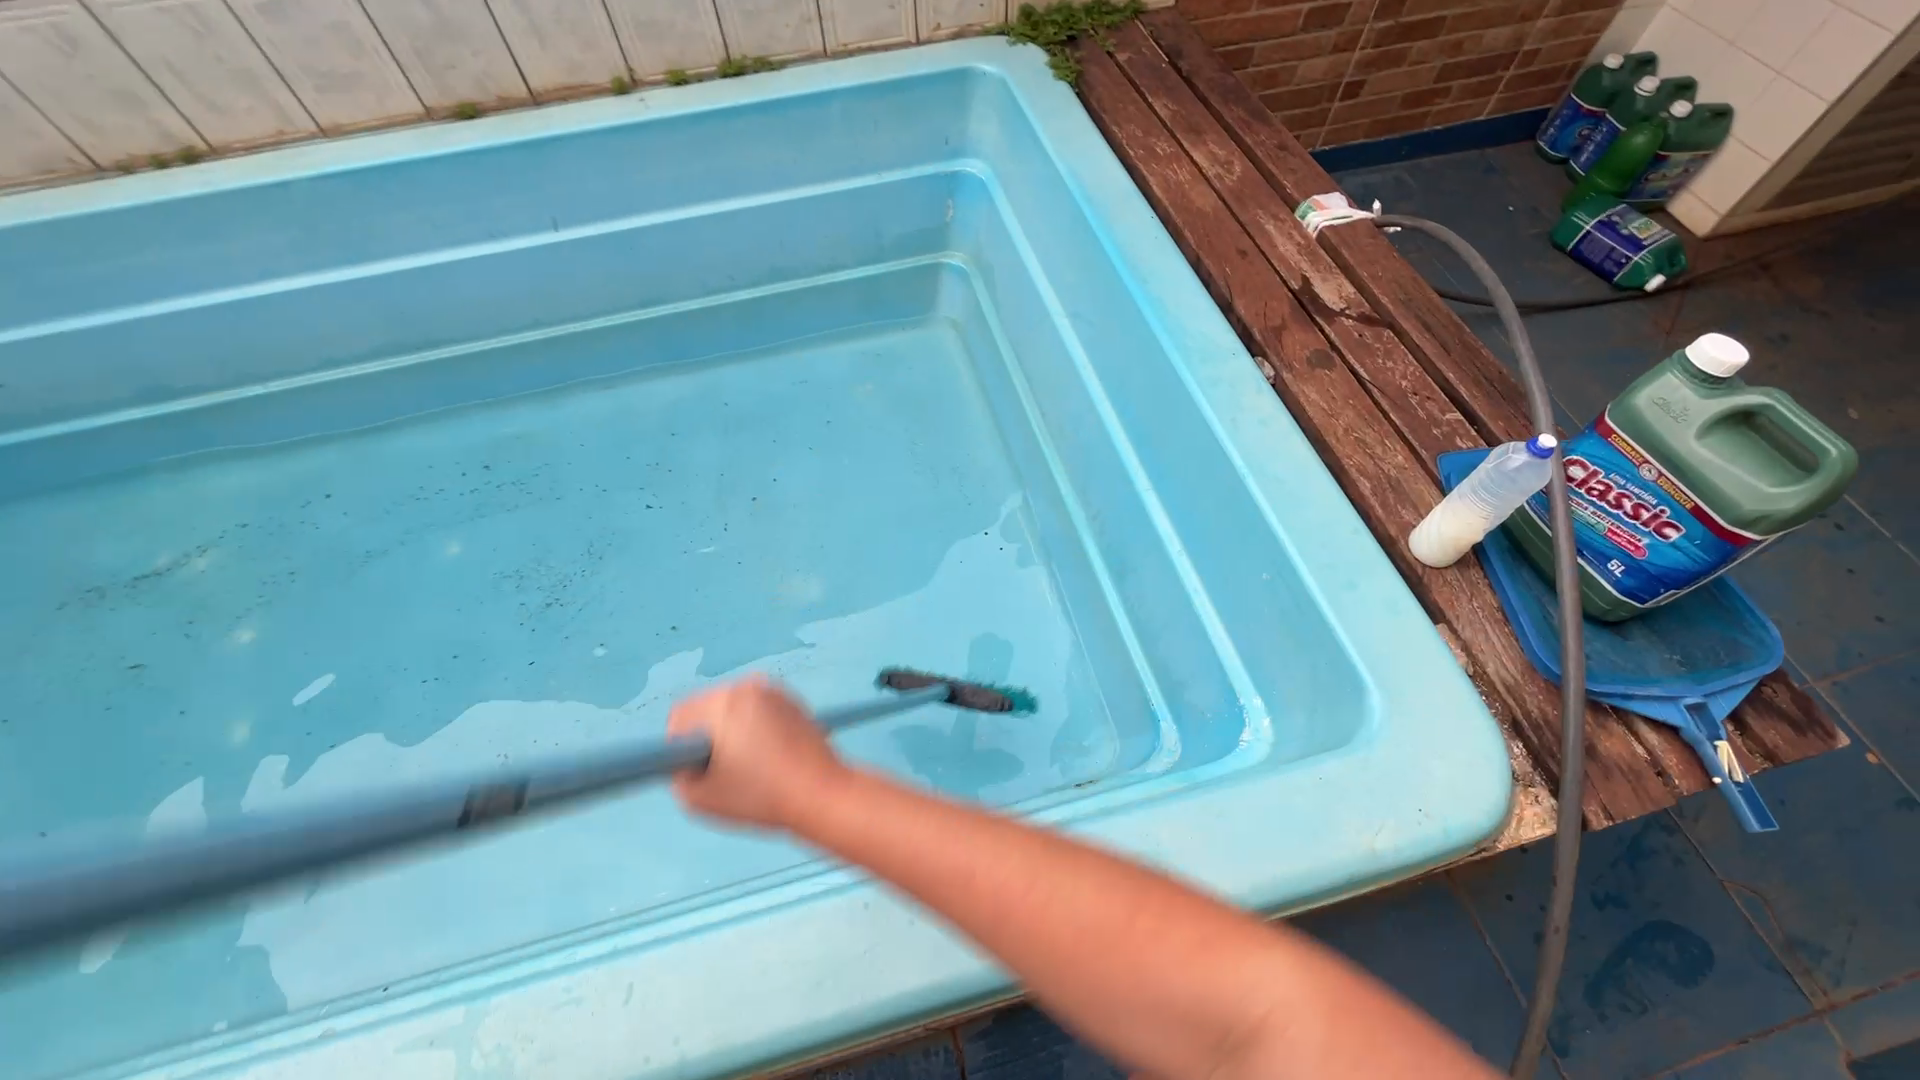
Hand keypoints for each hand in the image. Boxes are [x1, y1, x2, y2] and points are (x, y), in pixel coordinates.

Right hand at [668, 677, 846, 829]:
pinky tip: (769, 755)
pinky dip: (755, 727)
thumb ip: (678, 776)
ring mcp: (773, 689)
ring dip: (732, 730)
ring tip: (752, 765)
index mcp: (723, 703)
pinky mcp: (792, 698)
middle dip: (708, 735)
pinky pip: (757, 708)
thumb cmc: (760, 797)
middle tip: (726, 770)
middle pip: (707, 708)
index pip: (681, 716)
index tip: (699, 769)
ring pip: (732, 708)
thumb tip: (683, 761)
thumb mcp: (699, 799)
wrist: (821, 793)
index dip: (680, 746)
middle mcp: (747, 685)